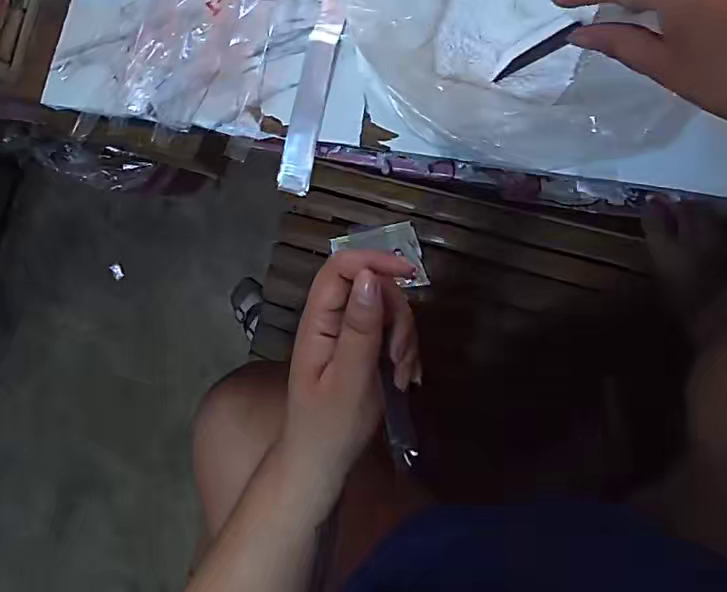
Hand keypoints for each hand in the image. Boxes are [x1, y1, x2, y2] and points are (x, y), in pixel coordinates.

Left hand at [278, 250, 420, 507]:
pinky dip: (405, 351)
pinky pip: (392, 330)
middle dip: (396, 315)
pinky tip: (404, 379)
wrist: (322, 466)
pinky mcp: (364, 346)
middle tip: (400, 357)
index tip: (409, 274)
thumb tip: (369, 276)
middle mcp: (331, 318)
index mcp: (317, 319)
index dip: (374, 260)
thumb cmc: (329, 428)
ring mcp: (348, 332)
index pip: (341, 266)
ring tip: (400, 376)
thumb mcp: (349, 380)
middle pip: (372, 286)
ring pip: (387, 308)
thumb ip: (360, 328)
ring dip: (404, 338)